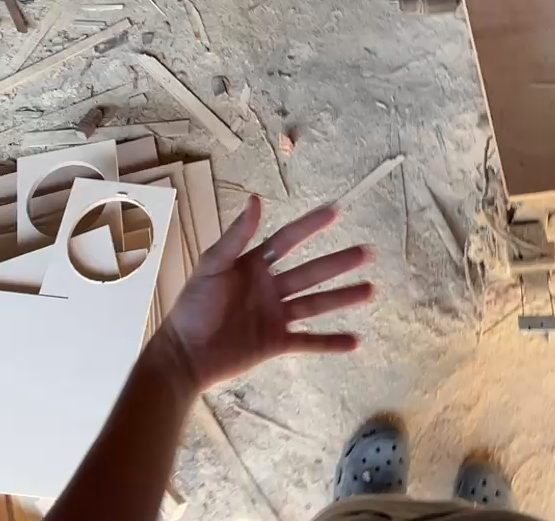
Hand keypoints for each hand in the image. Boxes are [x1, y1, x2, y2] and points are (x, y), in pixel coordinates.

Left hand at [157, 197, 373, 390]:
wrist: (183, 355)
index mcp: (255, 264)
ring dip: (343, 297)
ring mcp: (276, 316)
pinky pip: (309, 341)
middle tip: (367, 252)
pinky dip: (331, 342)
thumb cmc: (193, 306)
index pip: (288, 240)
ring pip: (316, 303)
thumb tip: (255, 199)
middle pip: (311, 272)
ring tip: (371, 290)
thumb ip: (236, 236)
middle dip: (339, 262)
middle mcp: (271, 287)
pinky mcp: (276, 343)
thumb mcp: (212, 265)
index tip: (335, 211)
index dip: (310, 225)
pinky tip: (355, 340)